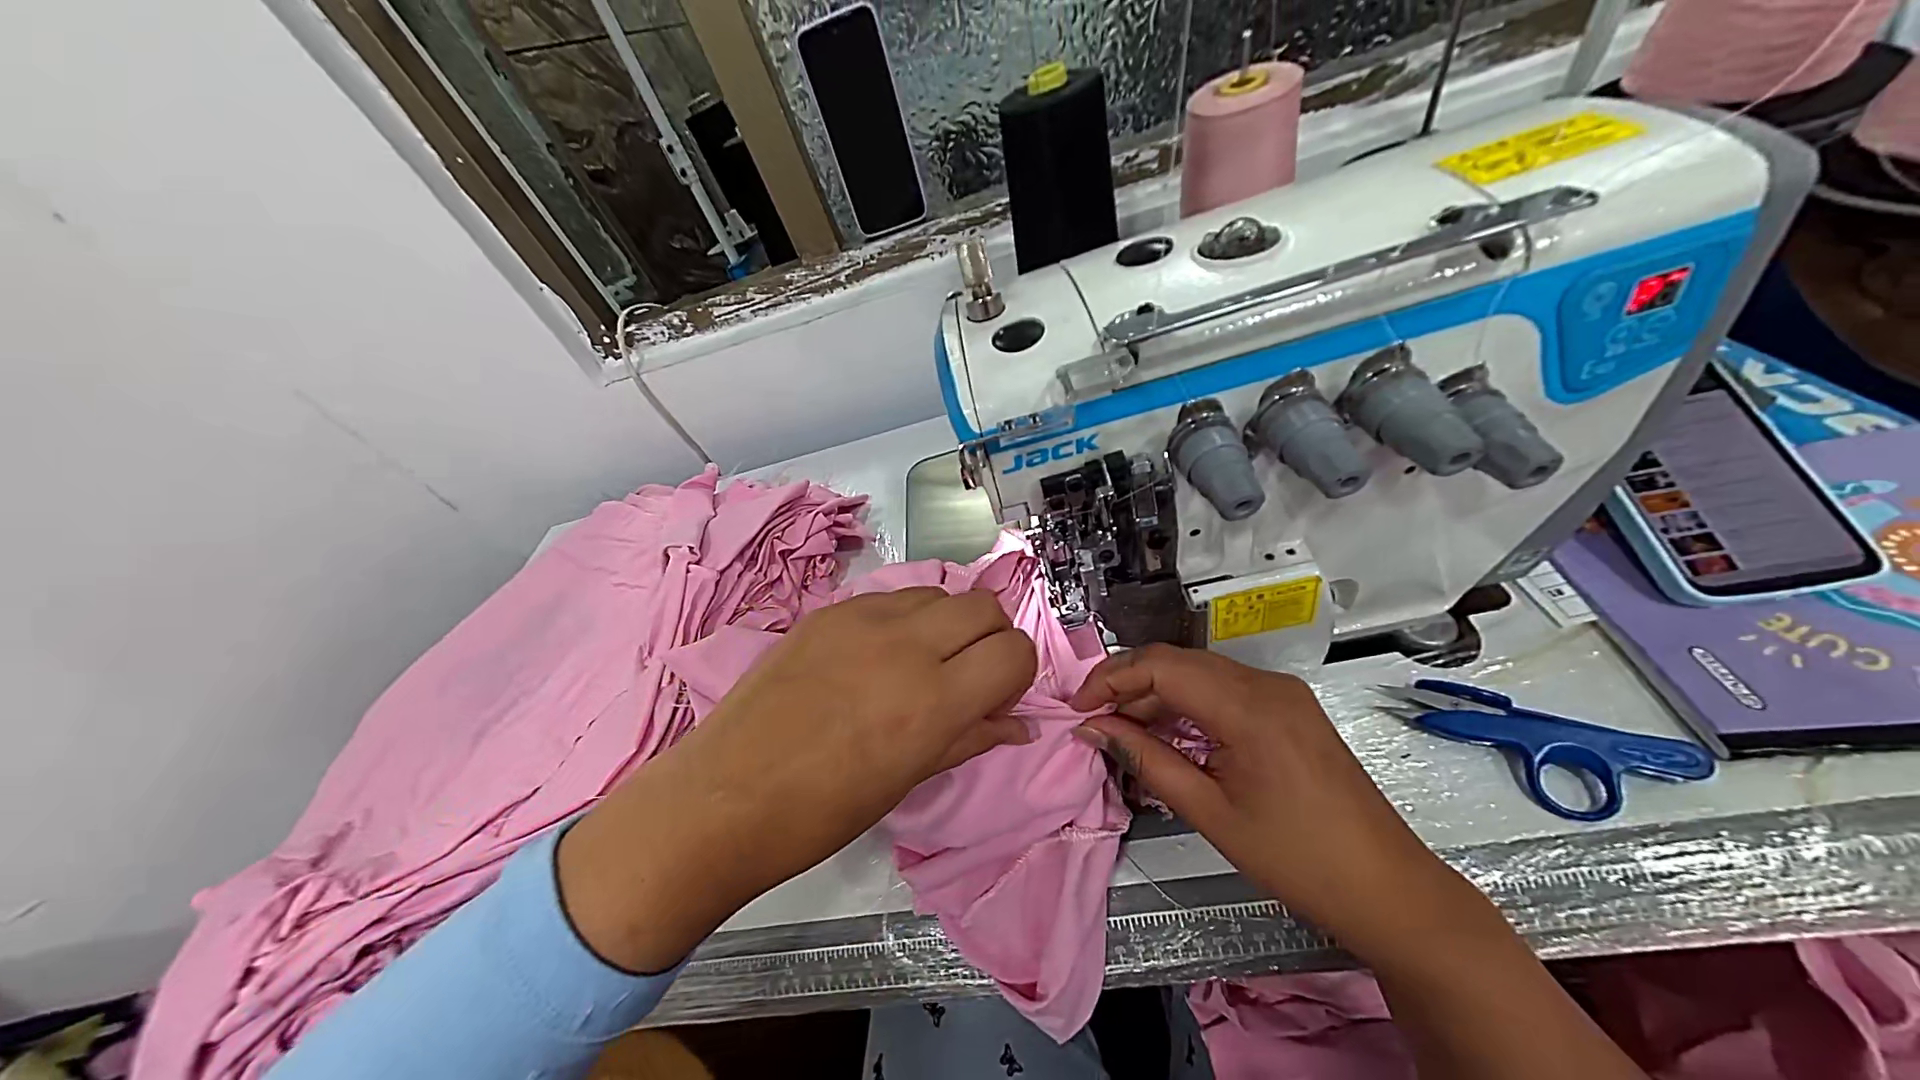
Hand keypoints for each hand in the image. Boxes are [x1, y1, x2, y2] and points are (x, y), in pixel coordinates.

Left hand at [559, 588, 1035, 971]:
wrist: (723, 798)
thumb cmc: (822, 811)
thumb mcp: (909, 779)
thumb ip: (971, 737)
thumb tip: (1018, 722)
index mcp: (933, 699)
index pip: (1014, 652)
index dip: (1017, 673)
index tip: (997, 696)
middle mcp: (905, 644)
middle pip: (985, 606)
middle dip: (991, 638)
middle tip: (968, 675)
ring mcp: (861, 619)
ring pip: (938, 593)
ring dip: (947, 623)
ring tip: (920, 663)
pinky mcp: (827, 612)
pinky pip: (889, 598)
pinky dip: (903, 619)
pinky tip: (876, 656)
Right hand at [1069, 644, 1469, 958]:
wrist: (1388, 890)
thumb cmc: (1298, 859)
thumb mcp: (1208, 811)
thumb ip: (1145, 759)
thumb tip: (1093, 729)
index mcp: (1248, 706)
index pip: (1159, 666)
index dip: (1109, 679)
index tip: (1078, 709)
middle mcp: (1266, 684)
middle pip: (1177, 662)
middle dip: (1128, 686)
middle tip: (1095, 723)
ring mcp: (1282, 693)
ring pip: (1199, 673)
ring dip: (1156, 696)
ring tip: (1125, 735)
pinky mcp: (1289, 708)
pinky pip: (1224, 690)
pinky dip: (1188, 706)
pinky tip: (1169, 736)